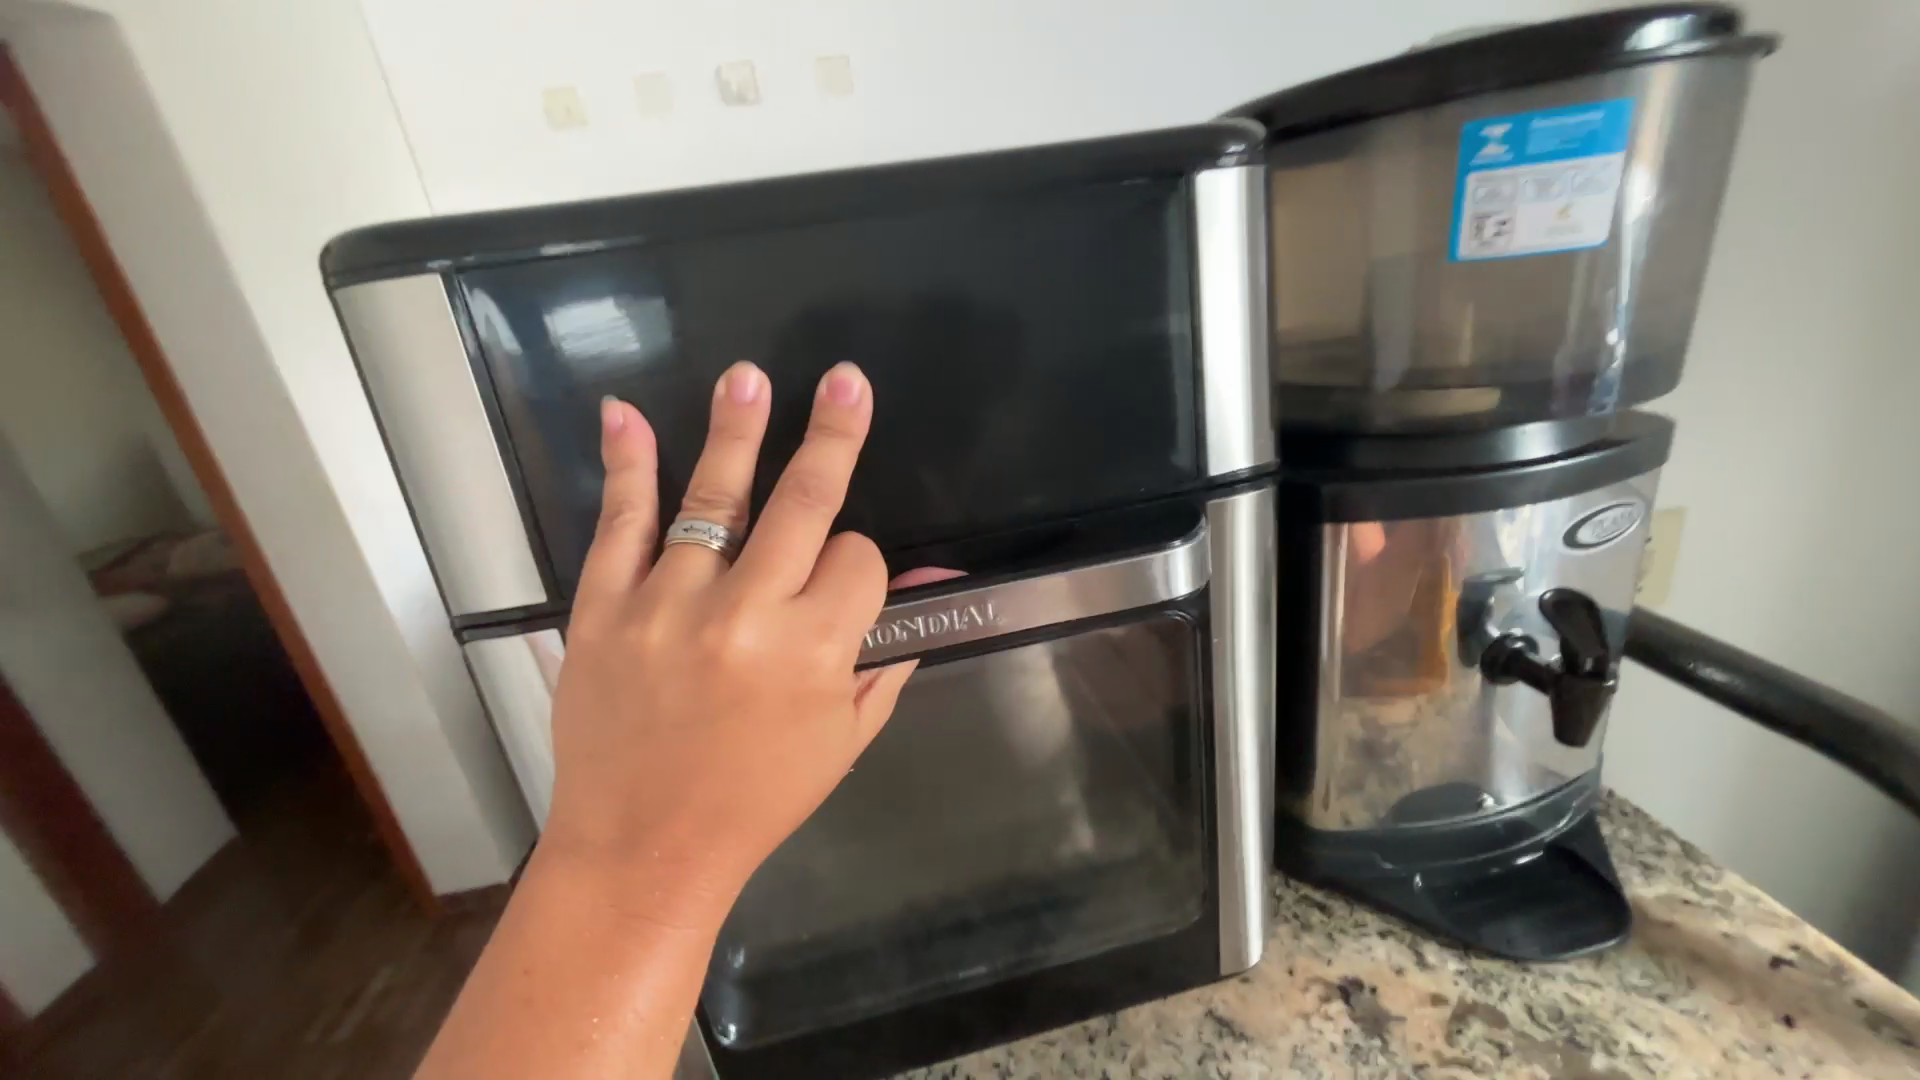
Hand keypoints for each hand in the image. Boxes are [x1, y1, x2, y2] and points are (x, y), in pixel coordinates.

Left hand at [541, 360, 913, 922]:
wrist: (643, 851)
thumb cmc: (759, 799)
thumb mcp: (846, 736)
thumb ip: (890, 654)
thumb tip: (936, 586)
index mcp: (814, 652)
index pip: (860, 560)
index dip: (862, 563)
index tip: (844, 582)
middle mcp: (746, 615)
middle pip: (803, 503)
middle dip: (833, 437)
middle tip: (844, 377)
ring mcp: (668, 605)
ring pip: (713, 499)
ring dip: (736, 432)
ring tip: (747, 377)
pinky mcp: (604, 608)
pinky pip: (620, 525)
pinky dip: (627, 466)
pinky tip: (627, 415)